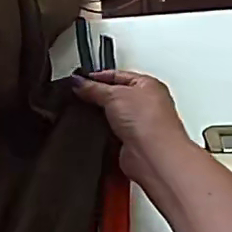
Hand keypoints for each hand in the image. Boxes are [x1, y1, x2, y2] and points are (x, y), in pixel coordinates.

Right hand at [71, 69, 192, 185]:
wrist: (152, 156)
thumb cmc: (149, 123)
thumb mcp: (114, 95)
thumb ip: (94, 88)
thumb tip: (79, 83)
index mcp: (148, 85)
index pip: (118, 75)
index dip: (98, 77)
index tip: (79, 80)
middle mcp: (146, 106)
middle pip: (115, 97)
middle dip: (98, 98)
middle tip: (81, 96)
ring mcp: (139, 126)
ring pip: (112, 118)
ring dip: (101, 119)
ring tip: (89, 117)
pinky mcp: (130, 146)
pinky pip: (111, 136)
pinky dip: (103, 136)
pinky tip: (97, 134)